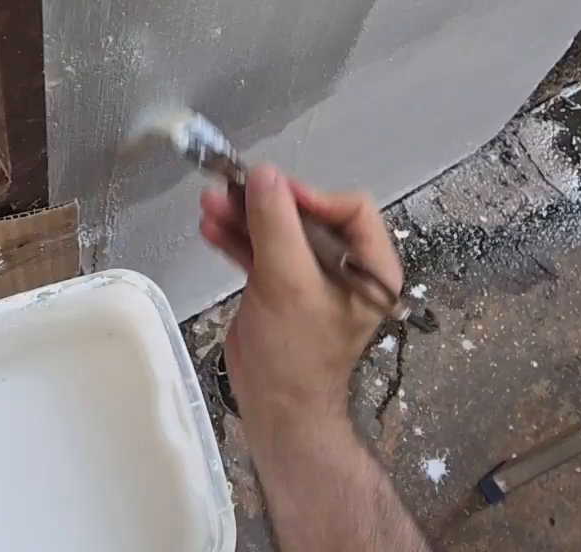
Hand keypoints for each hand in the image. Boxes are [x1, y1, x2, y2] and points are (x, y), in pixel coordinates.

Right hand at [198, 164, 402, 431]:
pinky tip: (210, 226)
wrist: (273, 409)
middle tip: (232, 186)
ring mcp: (308, 275)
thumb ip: (275, 223)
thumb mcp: (287, 281)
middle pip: (306, 214)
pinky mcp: (279, 284)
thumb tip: (263, 172)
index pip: (350, 208)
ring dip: (243, 216)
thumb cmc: (295, 349)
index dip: (311, 195)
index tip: (273, 191)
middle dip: (266, 202)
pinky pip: (259, 250)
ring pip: (277, 230)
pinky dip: (236, 238)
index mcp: (370, 266)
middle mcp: (344, 265)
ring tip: (210, 202)